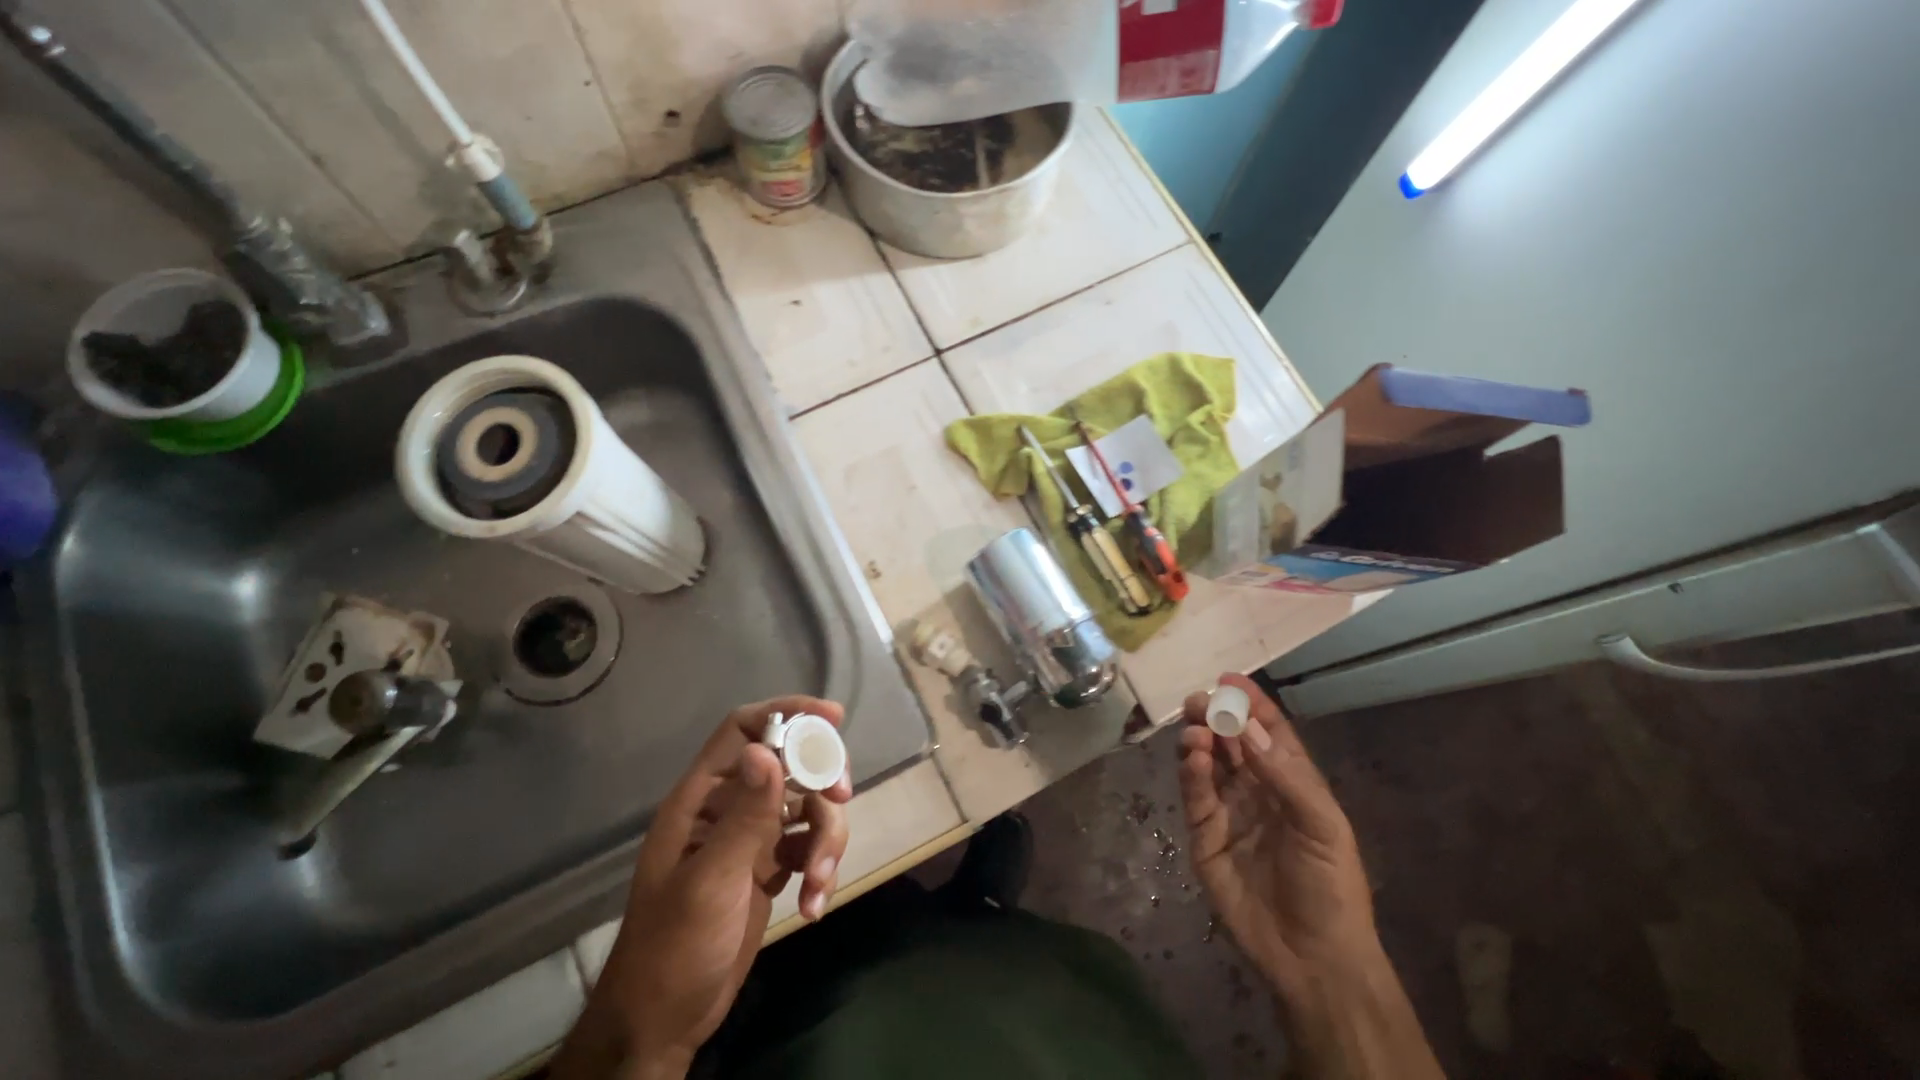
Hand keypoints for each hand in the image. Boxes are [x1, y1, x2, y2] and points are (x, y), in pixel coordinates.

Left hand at [550, 696, 852, 1079]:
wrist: (663, 1019)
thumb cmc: (673, 946)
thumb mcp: (710, 881)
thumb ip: (744, 816)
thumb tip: (767, 751)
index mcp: (701, 800)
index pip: (744, 731)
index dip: (787, 713)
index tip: (834, 717)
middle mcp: (727, 810)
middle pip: (788, 766)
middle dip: (820, 782)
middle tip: (841, 801)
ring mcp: (748, 841)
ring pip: (805, 810)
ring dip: (825, 840)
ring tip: (819, 883)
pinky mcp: (766, 872)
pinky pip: (806, 850)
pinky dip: (819, 871)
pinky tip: (815, 905)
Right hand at [1177, 674, 1377, 994]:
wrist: (1313, 956)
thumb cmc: (1331, 886)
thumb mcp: (1322, 825)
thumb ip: (1285, 775)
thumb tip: (1247, 726)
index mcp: (1292, 783)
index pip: (1269, 734)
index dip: (1251, 705)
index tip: (1230, 679)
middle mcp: (1257, 791)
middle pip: (1231, 743)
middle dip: (1216, 716)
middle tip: (1200, 699)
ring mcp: (1228, 813)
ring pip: (1208, 764)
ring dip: (1200, 741)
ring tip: (1196, 727)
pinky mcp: (1204, 839)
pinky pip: (1195, 798)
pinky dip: (1190, 774)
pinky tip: (1193, 757)